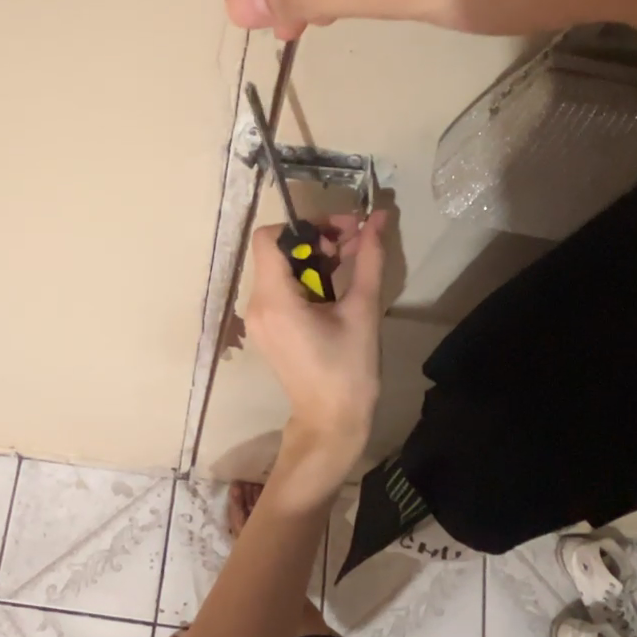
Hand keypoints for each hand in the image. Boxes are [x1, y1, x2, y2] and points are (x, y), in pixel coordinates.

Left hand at [245, 211, 388, 485]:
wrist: (331, 419)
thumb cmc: (348, 370)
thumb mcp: (363, 310)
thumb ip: (369, 259)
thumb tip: (380, 217)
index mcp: (274, 301)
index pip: (269, 238)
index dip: (304, 226)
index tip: (339, 233)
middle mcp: (256, 306)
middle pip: (275, 251)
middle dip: (315, 240)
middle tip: (354, 242)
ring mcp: (257, 319)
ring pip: (278, 269)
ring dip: (312, 258)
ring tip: (350, 262)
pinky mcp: (266, 328)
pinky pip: (279, 289)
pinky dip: (304, 278)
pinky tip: (335, 286)